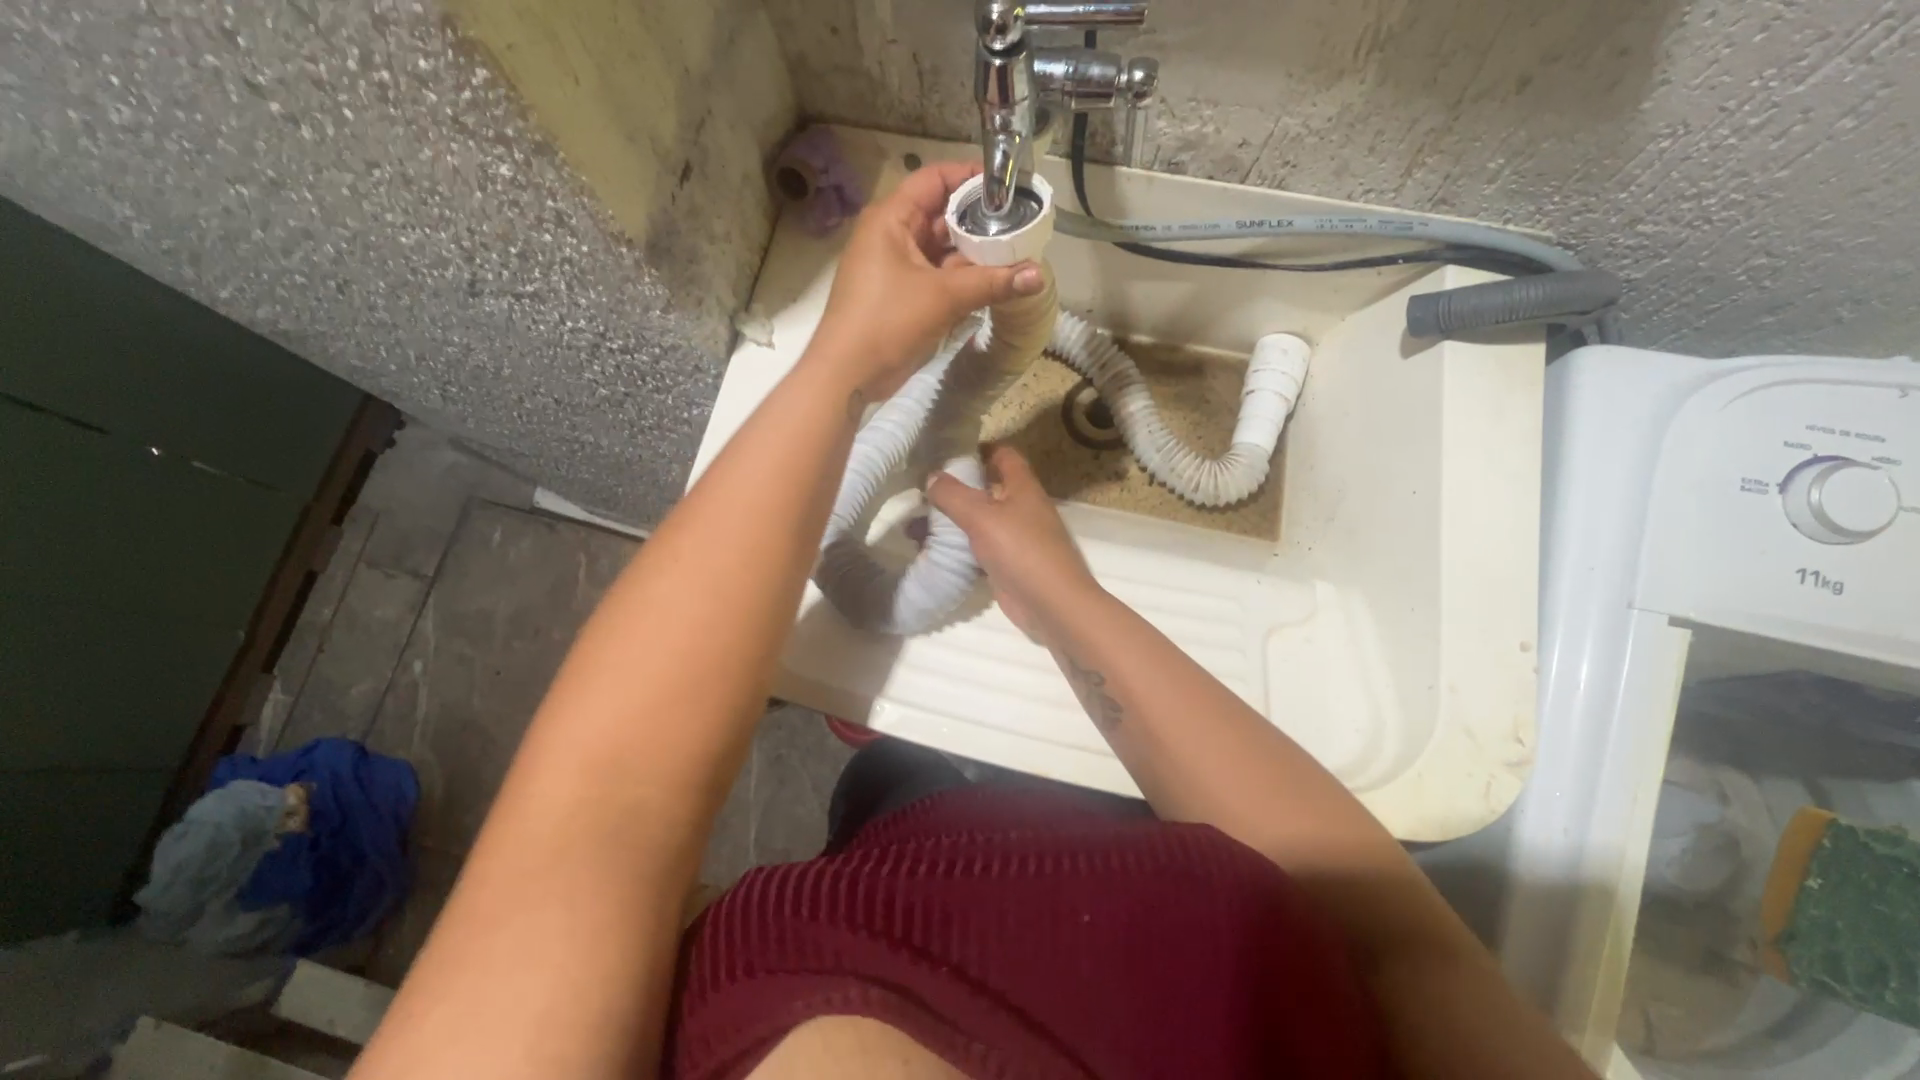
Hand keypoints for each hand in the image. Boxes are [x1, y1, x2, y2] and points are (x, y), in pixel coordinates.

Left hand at [806, 161, 1043, 400]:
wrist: (846, 374)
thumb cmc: (886, 322)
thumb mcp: (943, 297)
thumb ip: (993, 282)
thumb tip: (1039, 276)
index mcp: (891, 218)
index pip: (935, 178)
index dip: (971, 177)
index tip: (1008, 187)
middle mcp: (891, 234)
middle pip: (942, 213)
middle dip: (980, 219)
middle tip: (1021, 224)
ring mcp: (895, 266)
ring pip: (941, 248)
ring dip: (974, 252)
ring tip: (1016, 252)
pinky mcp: (901, 294)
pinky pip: (936, 274)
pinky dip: (962, 277)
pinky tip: (994, 281)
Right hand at [927, 444, 1102, 646]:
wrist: (1051, 605)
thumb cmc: (1021, 550)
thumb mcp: (982, 516)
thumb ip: (953, 494)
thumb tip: (931, 475)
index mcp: (1023, 487)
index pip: (1003, 455)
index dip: (978, 449)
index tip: (946, 451)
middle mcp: (1021, 508)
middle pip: (987, 489)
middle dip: (956, 488)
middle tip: (920, 488)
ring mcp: (1015, 538)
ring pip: (979, 521)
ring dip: (952, 520)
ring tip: (914, 522)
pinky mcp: (1007, 564)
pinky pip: (977, 549)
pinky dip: (956, 547)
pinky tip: (929, 551)